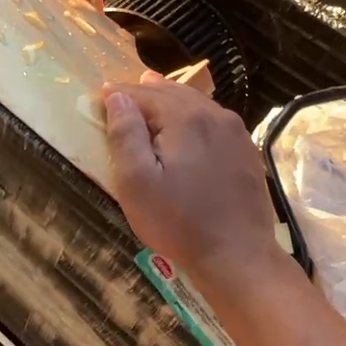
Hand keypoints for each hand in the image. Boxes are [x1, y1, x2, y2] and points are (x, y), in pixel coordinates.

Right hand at [102, 76, 282, 282]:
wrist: (236, 253)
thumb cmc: (177, 221)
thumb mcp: (136, 182)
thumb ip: (125, 135)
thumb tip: (116, 97)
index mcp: (185, 119)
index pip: (144, 95)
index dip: (119, 94)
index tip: (99, 94)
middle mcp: (214, 116)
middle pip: (172, 94)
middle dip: (145, 92)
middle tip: (122, 91)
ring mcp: (235, 133)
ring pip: (196, 104)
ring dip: (170, 99)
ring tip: (152, 93)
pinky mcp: (246, 152)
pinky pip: (213, 121)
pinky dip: (192, 115)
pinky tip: (186, 123)